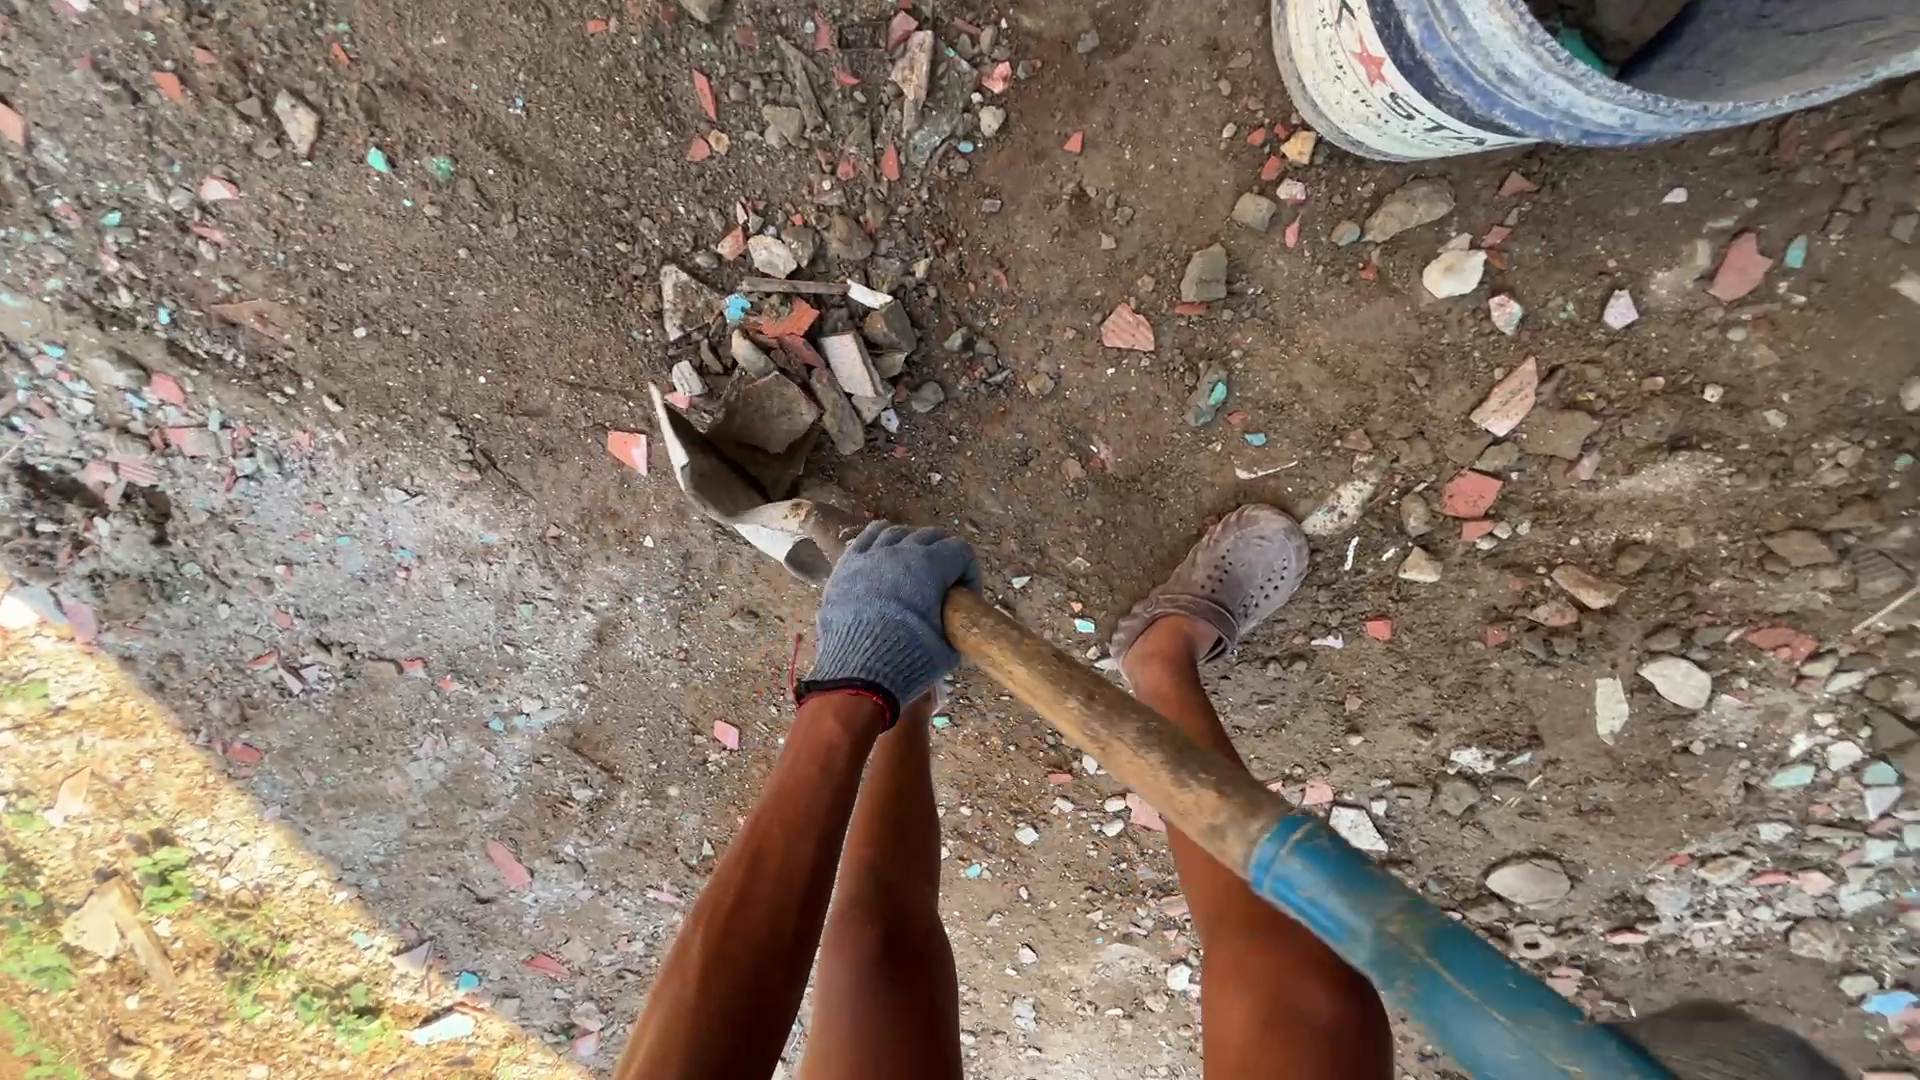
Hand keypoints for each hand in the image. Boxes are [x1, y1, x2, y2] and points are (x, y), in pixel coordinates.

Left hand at [801, 521, 979, 723]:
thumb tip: (959, 631)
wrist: (858, 672)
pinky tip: (885, 549)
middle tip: (943, 583)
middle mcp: (903, 552)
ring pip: (898, 534)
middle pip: (931, 536)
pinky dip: (881, 538)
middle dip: (944, 556)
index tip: (965, 596)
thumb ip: (956, 628)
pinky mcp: (848, 565)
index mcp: (932, 566)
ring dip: (912, 546)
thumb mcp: (948, 649)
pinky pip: (867, 537)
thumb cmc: (909, 659)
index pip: (961, 551)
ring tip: (914, 565)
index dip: (969, 573)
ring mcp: (872, 555)